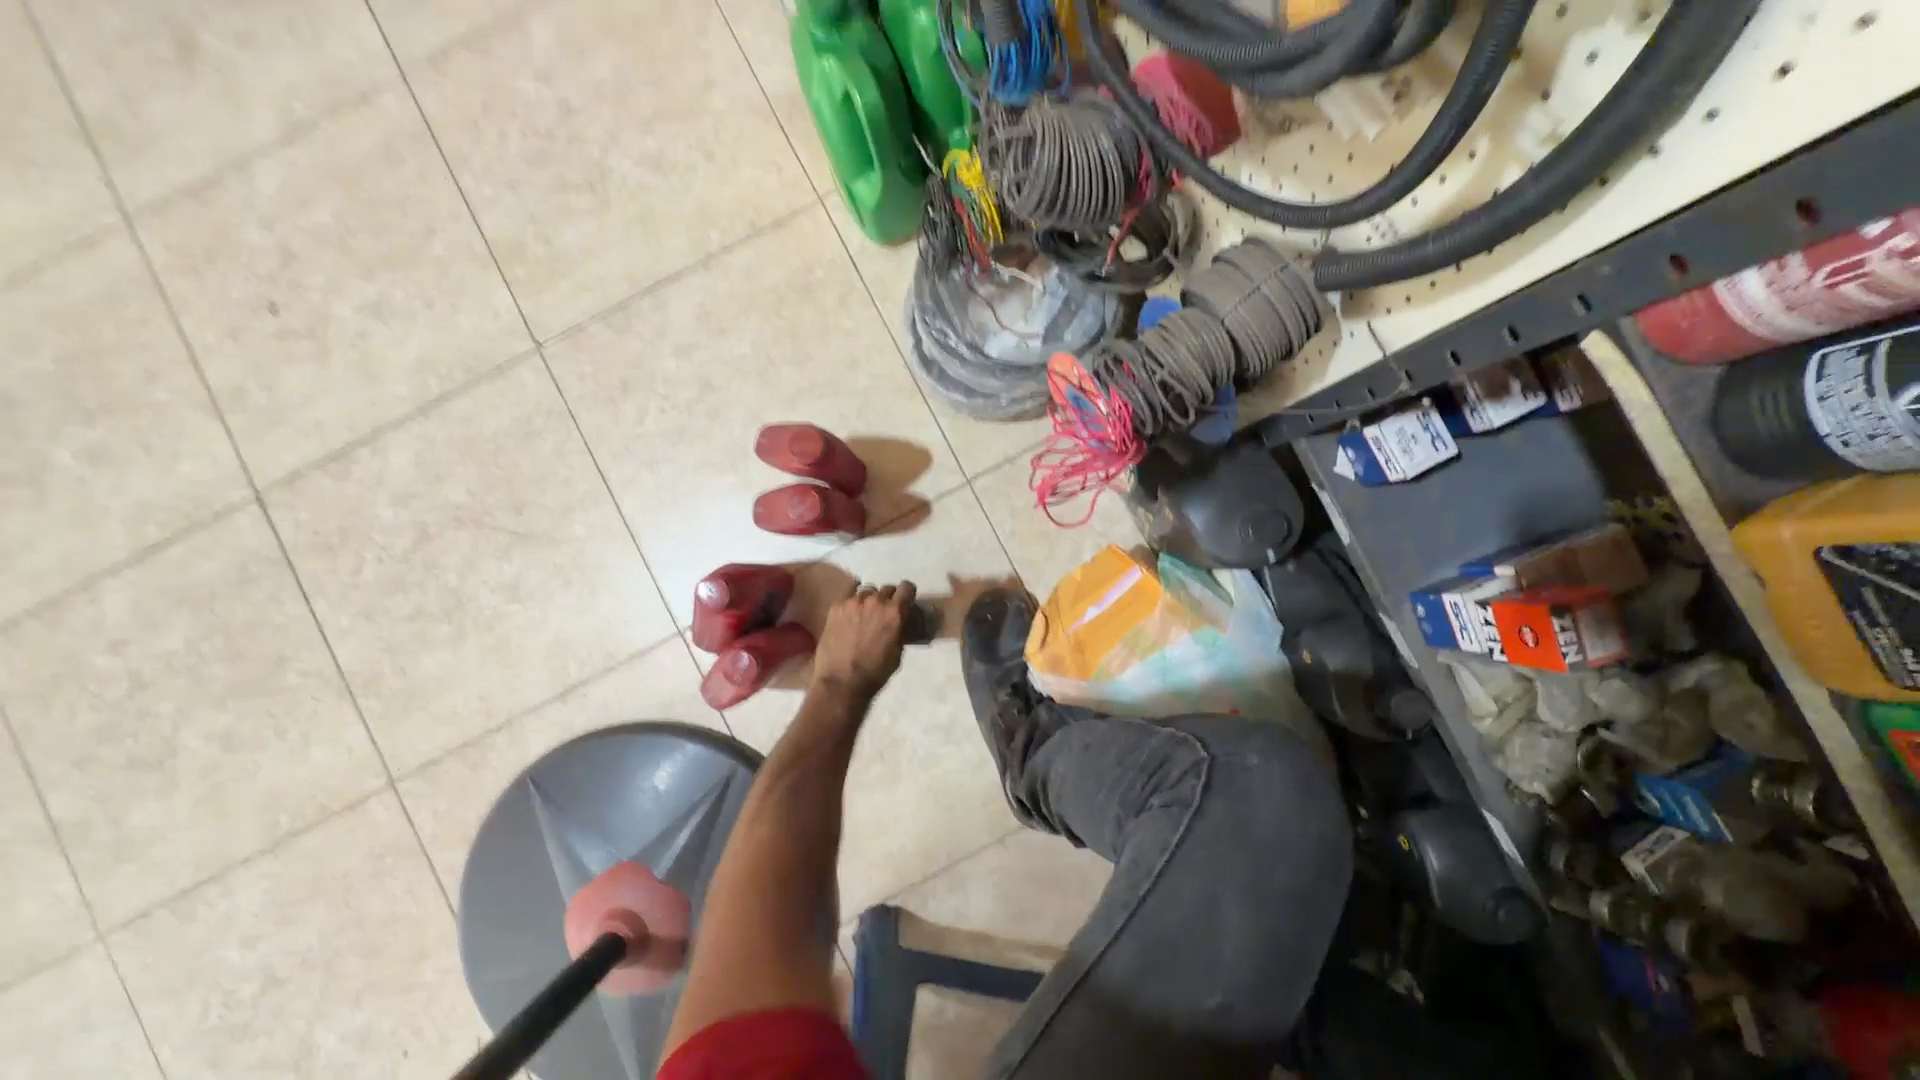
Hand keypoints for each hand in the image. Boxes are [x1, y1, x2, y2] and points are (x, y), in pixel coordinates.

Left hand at [810, 580, 917, 700]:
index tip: (904, 602)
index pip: (907, 588)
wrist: (841, 681)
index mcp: (895, 613)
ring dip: (870, 599)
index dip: (907, 594)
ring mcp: (854, 601)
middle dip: (888, 598)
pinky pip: (848, 590)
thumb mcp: (898, 652)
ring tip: (865, 612)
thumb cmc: (875, 672)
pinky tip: (851, 605)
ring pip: (867, 590)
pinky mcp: (837, 606)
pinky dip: (853, 595)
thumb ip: (900, 630)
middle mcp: (876, 601)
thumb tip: (899, 624)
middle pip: (887, 588)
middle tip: (883, 612)